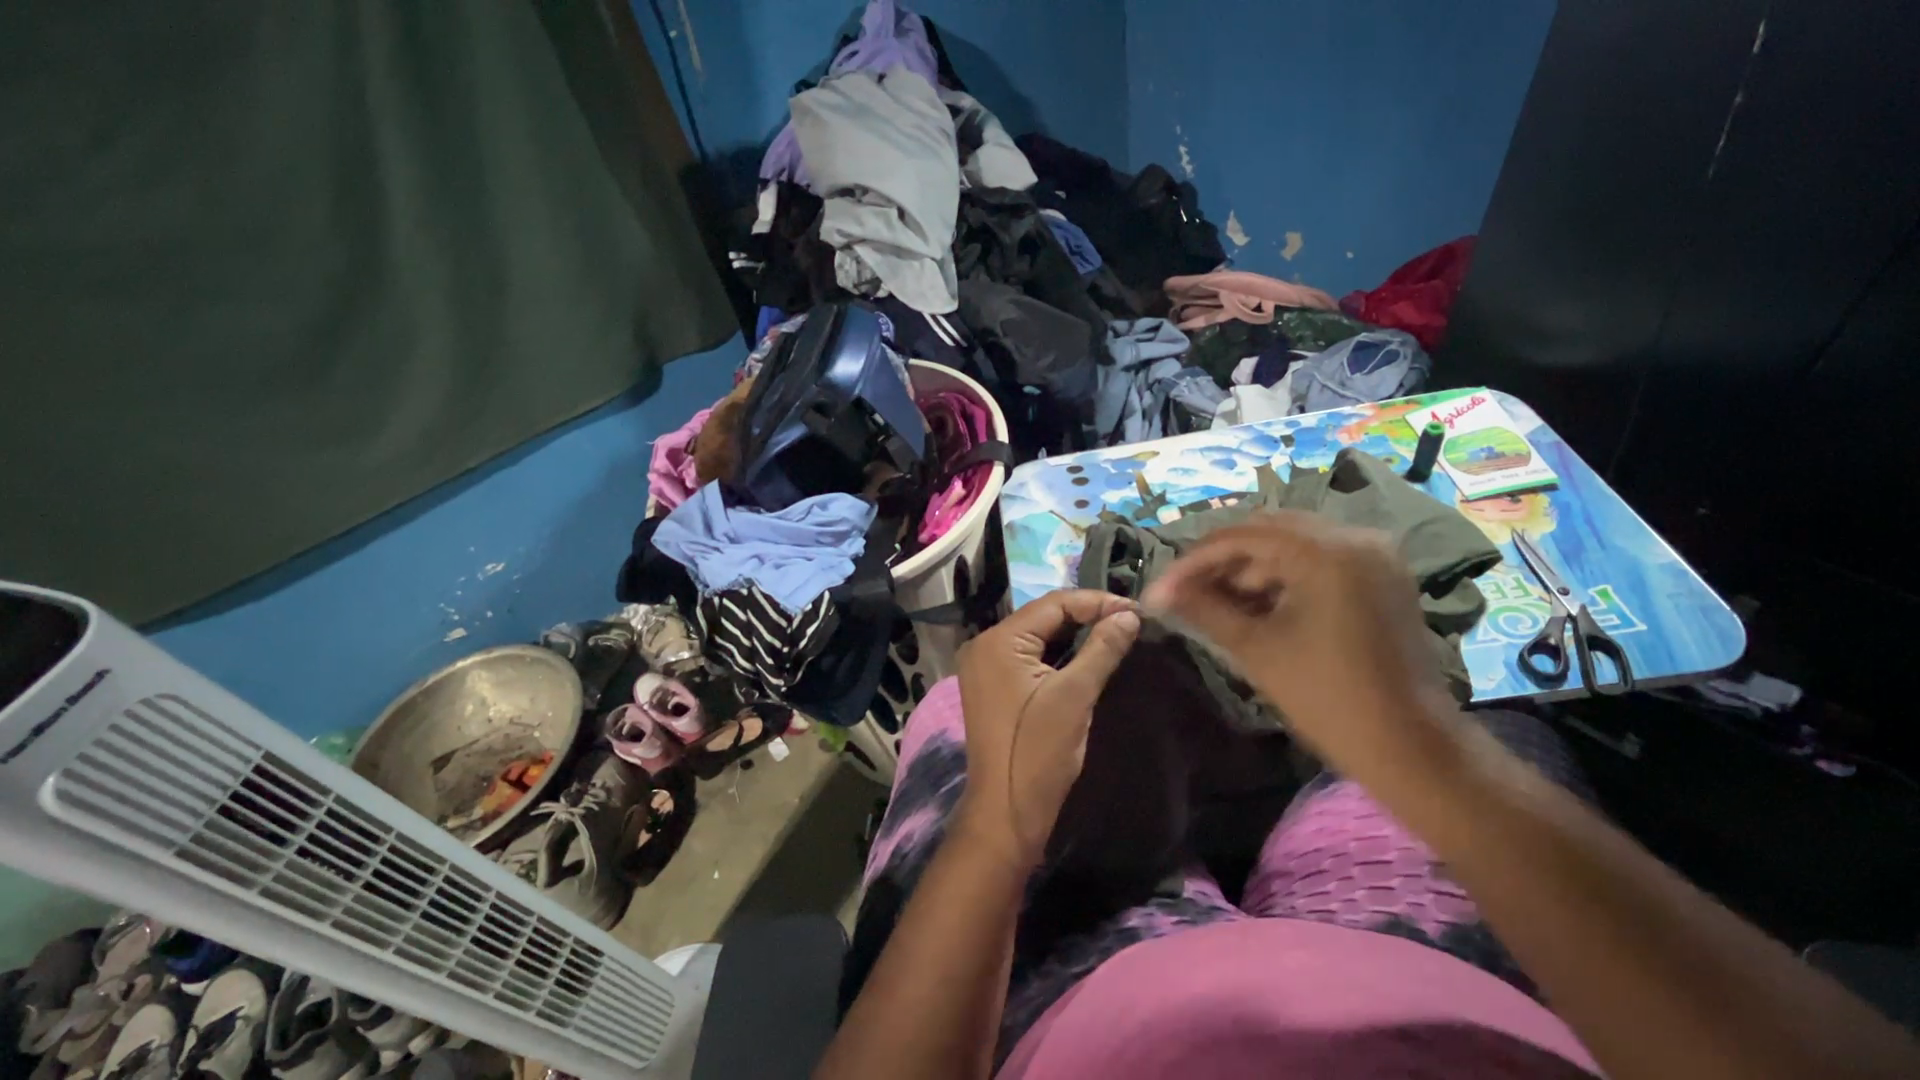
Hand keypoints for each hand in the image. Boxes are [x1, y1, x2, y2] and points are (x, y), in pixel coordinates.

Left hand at [954, 590, 1139, 870]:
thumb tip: (1129, 615)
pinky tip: (1089, 657)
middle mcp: (984, 646)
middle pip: (1043, 617)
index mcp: (997, 641)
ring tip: (1117, 635)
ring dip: (1075, 635)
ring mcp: (985, 667)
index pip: (1053, 604)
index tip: (1137, 611)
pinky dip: (1059, 655)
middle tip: (1131, 622)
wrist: (1005, 811)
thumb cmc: (1038, 752)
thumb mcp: (1075, 696)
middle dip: (1087, 616)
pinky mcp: (993, 687)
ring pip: (1038, 637)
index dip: (1097, 602)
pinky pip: (1029, 657)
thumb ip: (1102, 649)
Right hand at [1141, 512, 1454, 769]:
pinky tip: (1256, 606)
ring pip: (1295, 546)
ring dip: (1252, 570)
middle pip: (1270, 532)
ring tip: (1215, 604)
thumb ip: (1204, 610)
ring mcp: (1375, 557)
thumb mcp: (1256, 649)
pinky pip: (1321, 562)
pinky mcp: (1383, 578)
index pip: (1243, 537)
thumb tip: (1158, 594)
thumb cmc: (1326, 697)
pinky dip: (1285, 578)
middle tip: (1184, 593)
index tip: (1161, 590)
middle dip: (1222, 561)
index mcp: (1325, 551)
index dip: (1194, 562)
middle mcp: (1355, 538)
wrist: (1407, 745)